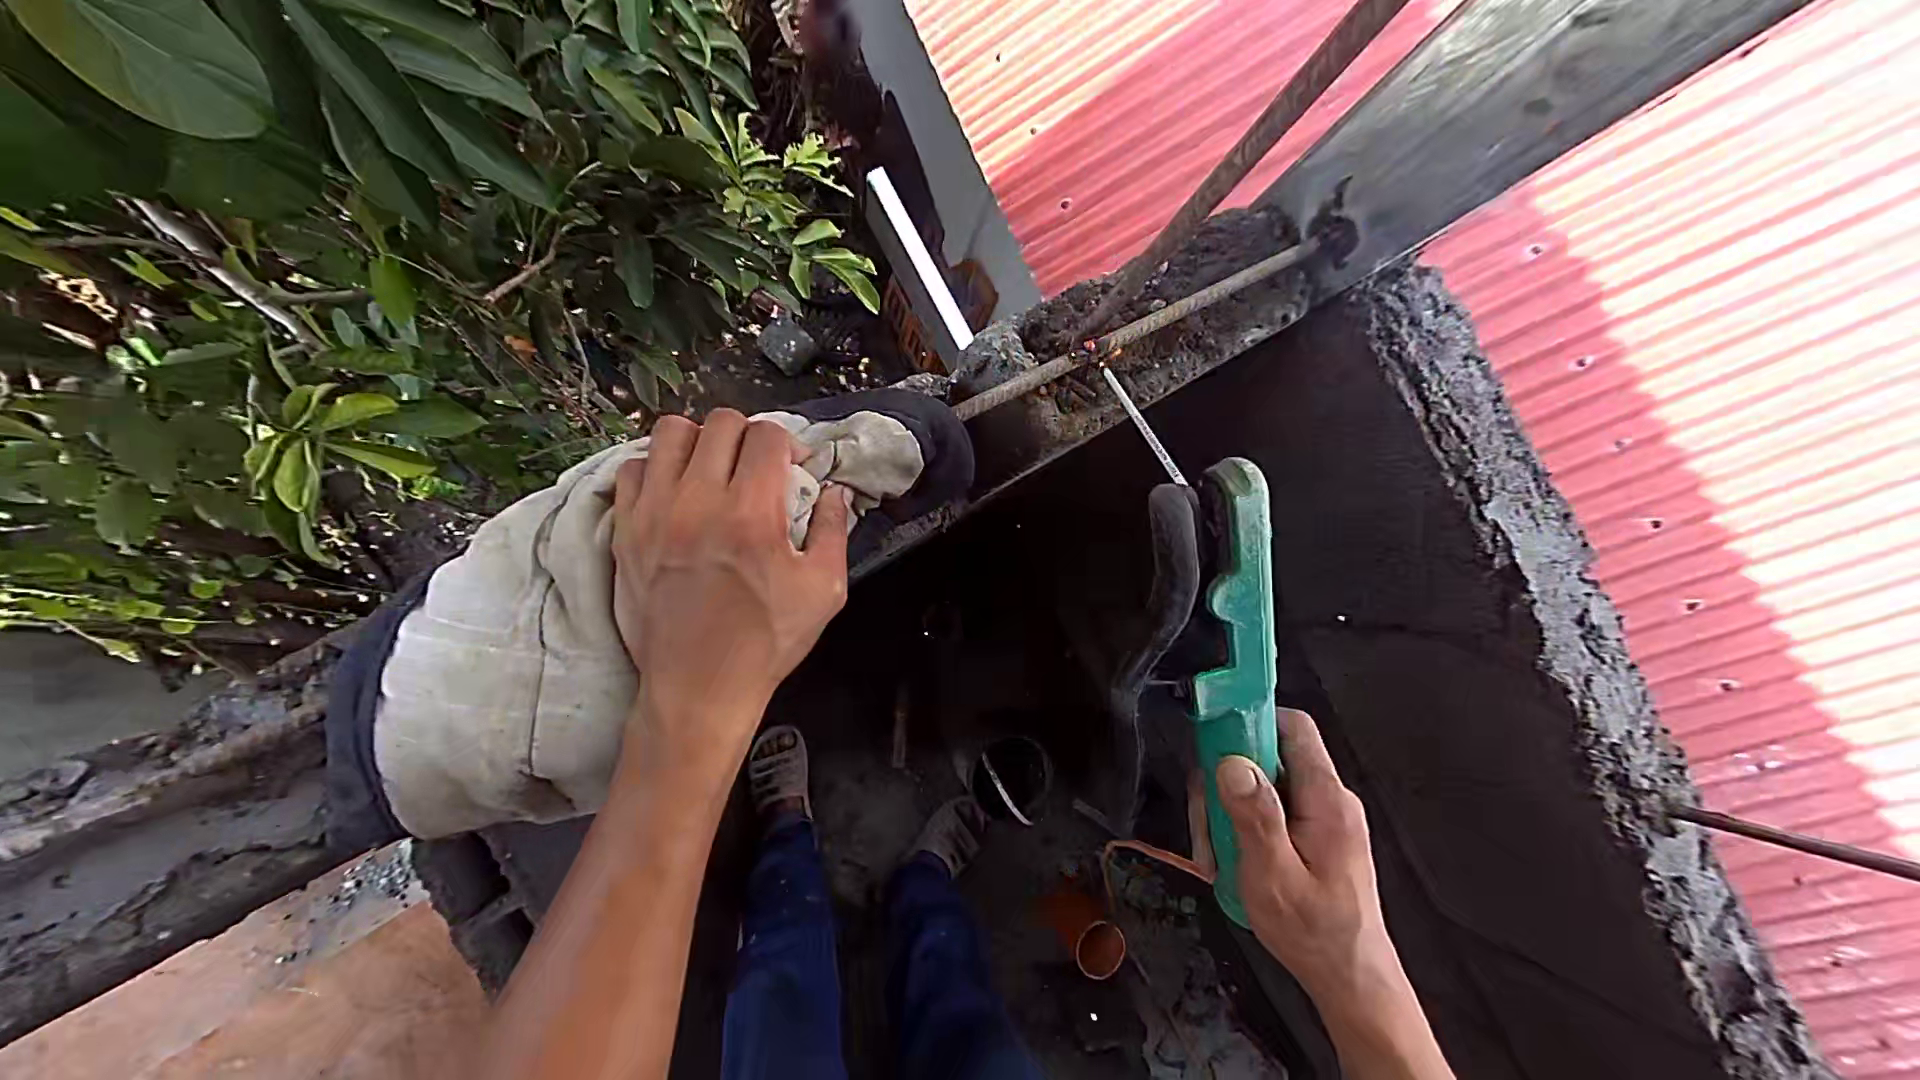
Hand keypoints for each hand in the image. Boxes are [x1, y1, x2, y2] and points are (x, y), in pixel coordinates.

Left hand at [611, 410, 850, 777]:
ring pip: (671, 432)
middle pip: (721, 423)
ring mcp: (654, 512)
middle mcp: (699, 501)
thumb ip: (835, 531)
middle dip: (750, 436)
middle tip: (759, 467)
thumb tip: (837, 492)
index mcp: (752, 513)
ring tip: (714, 469)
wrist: (699, 685)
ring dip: (701, 441)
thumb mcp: (825, 590)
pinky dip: (659, 467)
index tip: (795, 469)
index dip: (790, 444)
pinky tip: (677, 490)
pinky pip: (633, 467)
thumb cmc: (768, 641)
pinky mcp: (625, 530)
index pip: (768, 436)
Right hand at [1214, 709, 1400, 1005]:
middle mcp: (1326, 797)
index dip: (1252, 720)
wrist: (1352, 985)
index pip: (1293, 726)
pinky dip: (1239, 827)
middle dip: (1224, 784)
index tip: (1212, 743)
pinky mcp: (1309, 832)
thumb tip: (1232, 761)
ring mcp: (1318, 815)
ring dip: (1226, 812)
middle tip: (1207, 827)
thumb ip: (1255, 816)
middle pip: (1264, 756)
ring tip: (1215, 855)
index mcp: (1326, 799)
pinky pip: (1265, 808)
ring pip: (1257, 784)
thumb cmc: (1314, 933)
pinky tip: (1229, 860)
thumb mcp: (1274, 876)